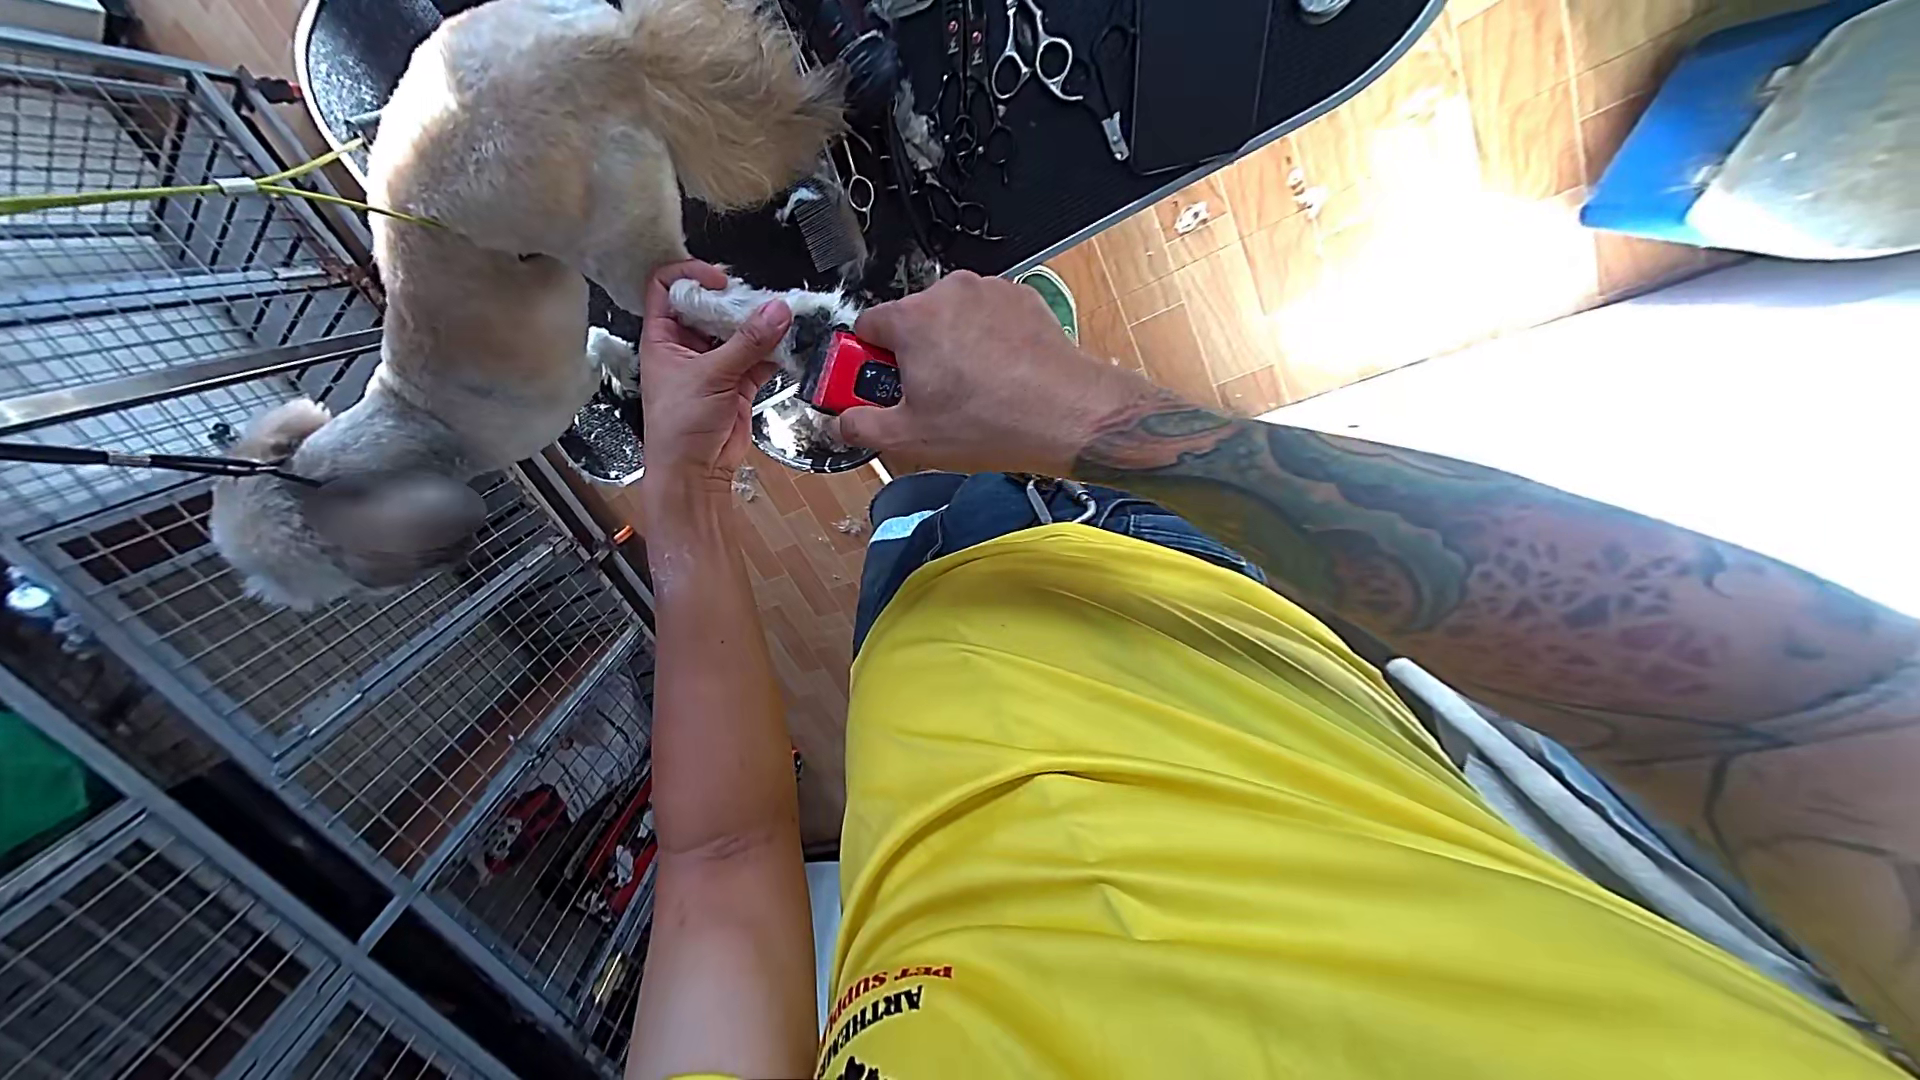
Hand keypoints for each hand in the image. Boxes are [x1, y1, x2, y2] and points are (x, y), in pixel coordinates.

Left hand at [638, 261, 791, 496]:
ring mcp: (715, 365)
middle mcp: (687, 347)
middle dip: (738, 303)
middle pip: (712, 308)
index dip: (692, 276)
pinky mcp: (738, 384)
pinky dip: (774, 353)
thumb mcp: (711, 375)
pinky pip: (759, 359)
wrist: (695, 471)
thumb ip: (747, 343)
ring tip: (782, 321)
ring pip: (739, 334)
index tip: (722, 280)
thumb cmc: (679, 427)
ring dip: (761, 328)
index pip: (668, 287)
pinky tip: (787, 347)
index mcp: (663, 337)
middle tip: (762, 301)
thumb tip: (776, 312)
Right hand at [830, 271, 1163, 475]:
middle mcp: (950, 293)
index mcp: (913, 318)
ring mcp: (990, 293)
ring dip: (949, 351)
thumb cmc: (995, 422)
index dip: (865, 363)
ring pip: (950, 321)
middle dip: (910, 359)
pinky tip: (996, 381)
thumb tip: (843, 420)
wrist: (1068, 415)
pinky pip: (986, 320)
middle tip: (927, 400)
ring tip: (970, 394)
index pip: (864, 328)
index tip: (876, 387)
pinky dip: (984, 344)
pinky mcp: (1021, 301)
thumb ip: (860, 426)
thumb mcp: (909, 438)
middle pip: (910, 323)